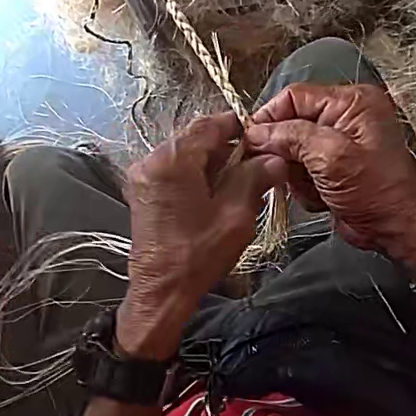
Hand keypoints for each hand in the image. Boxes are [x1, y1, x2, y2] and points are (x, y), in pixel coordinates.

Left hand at [117, 113, 287, 359]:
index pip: (209, 124)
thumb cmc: (196, 256)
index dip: (238, 128)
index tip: (260, 141)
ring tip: (236, 187)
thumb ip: (254, 178)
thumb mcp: (235, 215)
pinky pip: (173, 170)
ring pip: (184, 154)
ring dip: (211, 164)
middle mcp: (150, 161)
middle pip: (195, 138)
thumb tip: (273, 158)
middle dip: (226, 149)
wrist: (160, 291)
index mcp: (172, 160)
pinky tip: (212, 197)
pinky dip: (194, 176)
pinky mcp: (142, 192)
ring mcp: (142, 176)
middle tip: (253, 168)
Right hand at [245, 83, 415, 270]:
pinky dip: (302, 186)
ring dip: (294, 173)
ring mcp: (337, 143)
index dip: (269, 118)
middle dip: (284, 152)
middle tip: (288, 171)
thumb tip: (256, 132)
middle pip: (289, 124)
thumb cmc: (376, 190)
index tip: (252, 142)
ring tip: (315, 187)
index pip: (293, 97)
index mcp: (350, 102)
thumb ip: (291, 136)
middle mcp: (344, 117)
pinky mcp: (331, 167)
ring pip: (290, 151)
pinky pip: (299, 170)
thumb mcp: (330, 156)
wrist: (396, 228)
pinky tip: (321, 195)